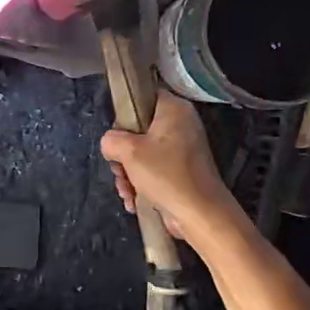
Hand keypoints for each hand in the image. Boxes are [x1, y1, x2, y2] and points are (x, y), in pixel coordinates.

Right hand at [100, 91, 240, 241]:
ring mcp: (182, 150)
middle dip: (123, 156)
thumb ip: (111, 140)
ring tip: (126, 192)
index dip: (125, 114)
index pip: (144, 97)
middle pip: (139, 131)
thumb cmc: (165, 174)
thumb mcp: (129, 152)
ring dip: (128, 175)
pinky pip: (154, 171)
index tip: (115, 135)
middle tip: (119, 170)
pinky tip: (134, 201)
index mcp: (174, 110)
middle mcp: (181, 125)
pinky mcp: (181, 172)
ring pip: (143, 155)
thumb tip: (111, 143)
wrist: (199, 212)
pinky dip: (141, 185)